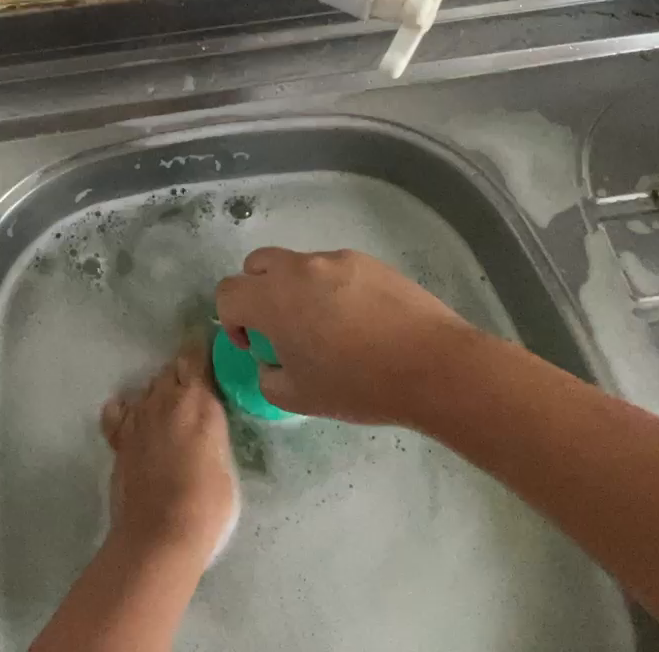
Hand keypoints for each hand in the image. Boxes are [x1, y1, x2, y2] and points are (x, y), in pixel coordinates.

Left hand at [99, 341, 238, 567]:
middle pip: (171, 370)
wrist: (160, 535)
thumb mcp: (227, 461)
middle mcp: (166, 399)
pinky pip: (118, 411)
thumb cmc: (209, 504)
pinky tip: (131, 418)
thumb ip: (214, 430)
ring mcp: (138, 417)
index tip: (207, 346)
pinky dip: (125, 410)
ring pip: (147, 388)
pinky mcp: (119, 439)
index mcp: (199, 400)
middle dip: (182, 374)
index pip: (195, 355)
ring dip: (158, 393)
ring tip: (168, 411)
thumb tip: (206, 425)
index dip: (200, 347)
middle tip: (194, 389)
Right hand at [214, 247, 487, 425]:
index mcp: (272, 299)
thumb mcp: (299, 398)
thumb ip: (269, 378)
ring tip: (329, 327)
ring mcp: (336, 259)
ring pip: (298, 266)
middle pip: (256, 265)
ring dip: (297, 290)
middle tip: (281, 327)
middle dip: (257, 293)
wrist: (431, 365)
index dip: (232, 321)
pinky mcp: (368, 261)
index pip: (227, 293)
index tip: (256, 346)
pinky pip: (335, 269)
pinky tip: (362, 321)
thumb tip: (272, 363)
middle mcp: (298, 269)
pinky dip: (333, 288)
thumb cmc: (358, 385)